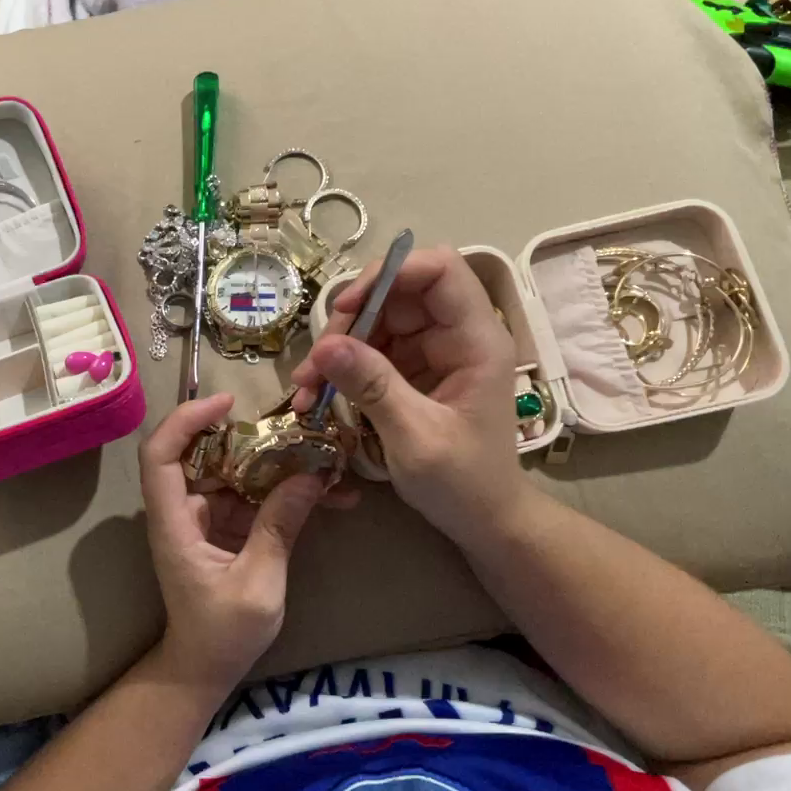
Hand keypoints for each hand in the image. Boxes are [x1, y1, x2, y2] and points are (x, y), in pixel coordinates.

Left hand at [138, 394, 327, 690]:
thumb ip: (279, 528)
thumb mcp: (258, 585)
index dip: (185, 420)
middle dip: (246, 435)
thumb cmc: (222, 634)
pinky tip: (325, 494)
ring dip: (275, 463)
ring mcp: (203, 517)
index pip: (160, 455)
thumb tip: (310, 476)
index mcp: (173, 523)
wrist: (205, 668)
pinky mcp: (224, 527)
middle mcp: (182, 511)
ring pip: (233, 472)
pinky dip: (282, 491)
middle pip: (202, 454)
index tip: (226, 403)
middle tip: (293, 427)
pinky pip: (250, 496)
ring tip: (322, 458)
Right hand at [291, 246, 530, 541]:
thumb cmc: (463, 483)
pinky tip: (316, 395)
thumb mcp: (415, 437)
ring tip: (307, 387)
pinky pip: (370, 351)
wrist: (483, 520)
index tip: (348, 306)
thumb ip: (373, 387)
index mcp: (476, 341)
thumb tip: (325, 346)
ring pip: (376, 322)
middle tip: (316, 361)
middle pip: (397, 294)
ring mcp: (432, 352)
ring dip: (337, 348)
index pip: (440, 270)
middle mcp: (455, 335)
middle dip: (350, 320)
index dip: (392, 272)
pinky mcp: (411, 371)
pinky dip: (340, 369)